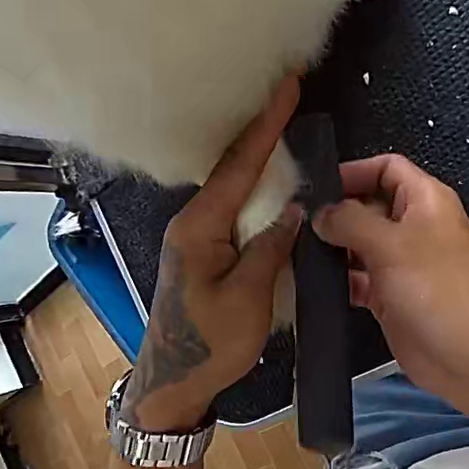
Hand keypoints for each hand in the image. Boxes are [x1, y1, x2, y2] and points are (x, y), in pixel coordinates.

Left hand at [123, 76, 303, 431]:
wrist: (173, 381)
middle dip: (261, 135)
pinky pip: (231, 213)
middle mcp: (191, 223)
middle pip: (230, 170)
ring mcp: (193, 239)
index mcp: (200, 227)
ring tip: (285, 135)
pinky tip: (271, 190)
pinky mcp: (201, 255)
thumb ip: (271, 248)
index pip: (238, 166)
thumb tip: (295, 211)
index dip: (266, 126)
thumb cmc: (210, 343)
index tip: (287, 87)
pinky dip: (253, 195)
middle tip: (288, 101)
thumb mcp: (248, 297)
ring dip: (257, 163)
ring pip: (230, 191)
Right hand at [312, 154, 468, 401]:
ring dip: (334, 249)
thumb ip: (350, 221)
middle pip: (368, 206)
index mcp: (425, 201)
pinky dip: (340, 280)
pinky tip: (317, 284)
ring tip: (300, 252)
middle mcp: (414, 228)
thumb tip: (321, 213)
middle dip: (336, 213)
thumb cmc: (440, 292)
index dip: (353, 171)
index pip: (387, 168)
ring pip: (359, 245)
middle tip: (298, 223)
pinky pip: (359, 280)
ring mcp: (402, 265)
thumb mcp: (391, 244)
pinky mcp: (391, 297)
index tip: (317, 187)